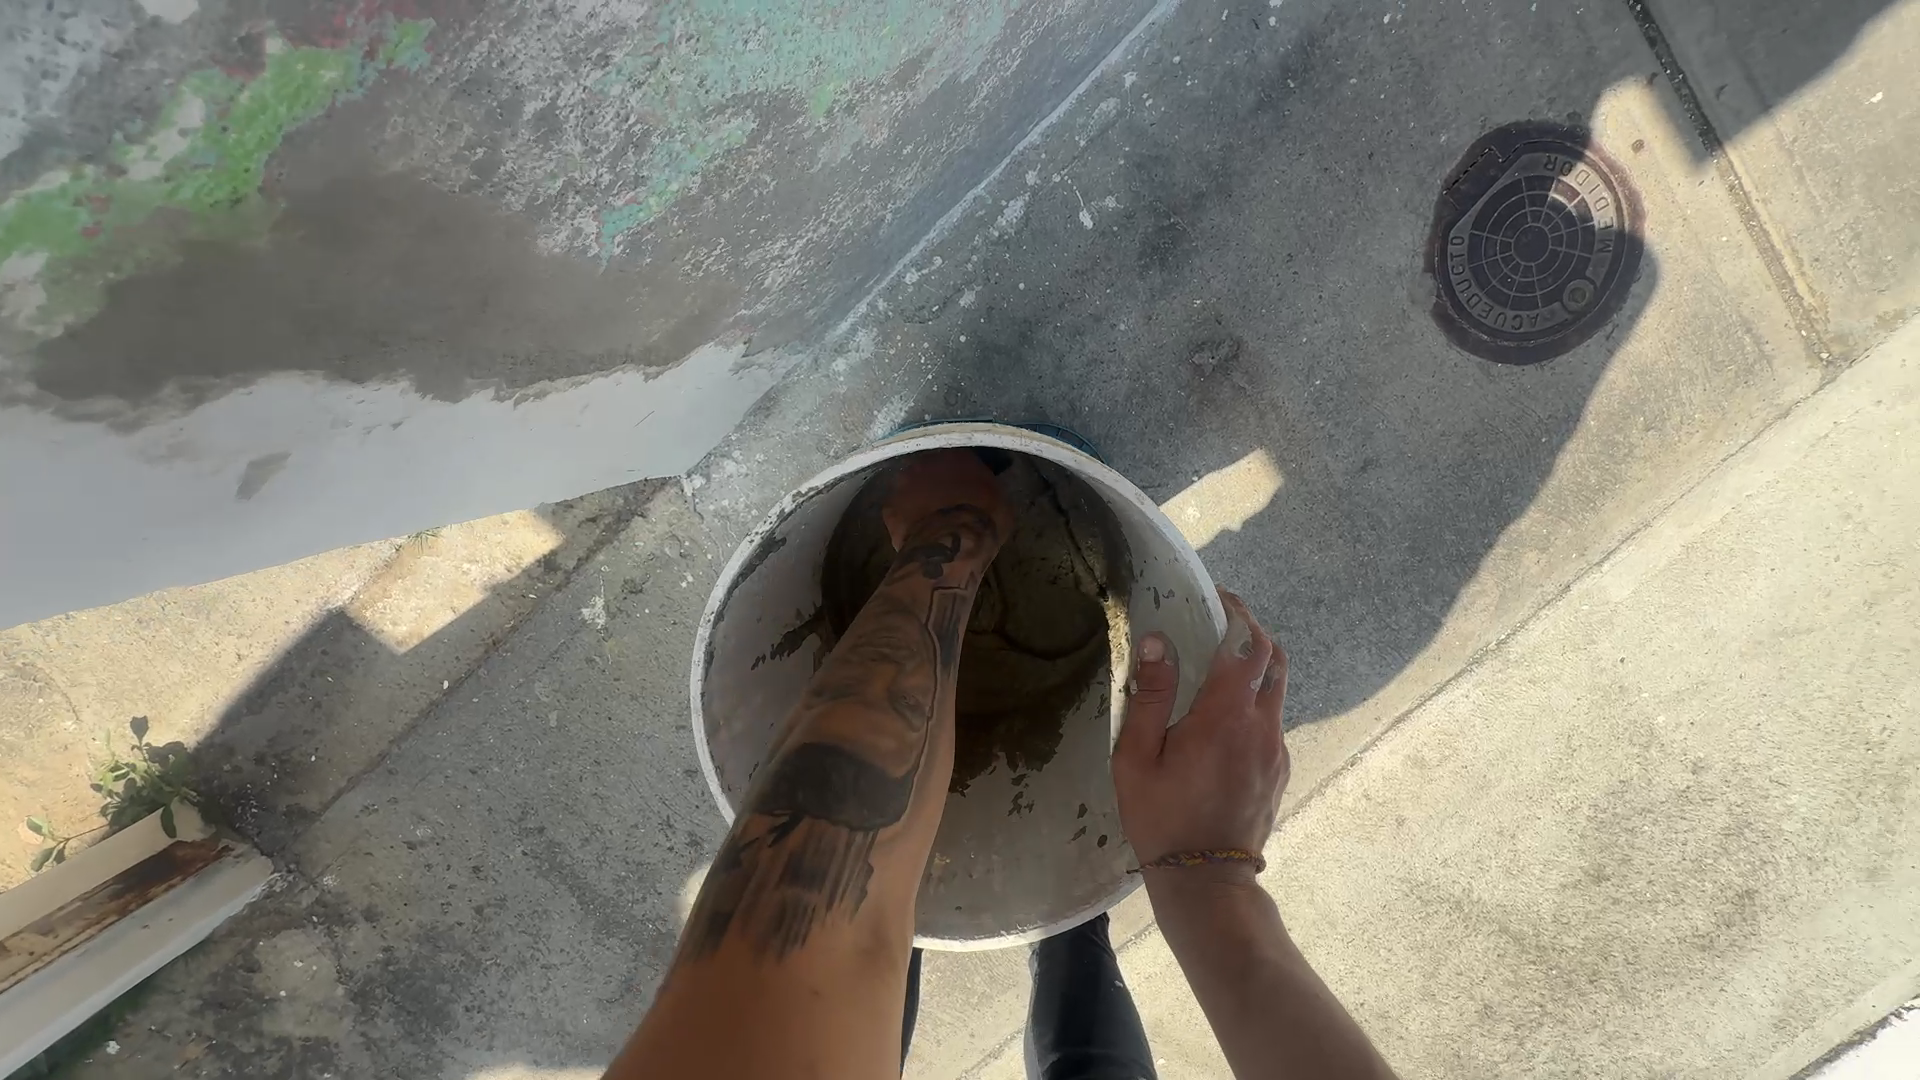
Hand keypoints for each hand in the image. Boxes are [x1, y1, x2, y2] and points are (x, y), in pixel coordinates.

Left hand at [880, 449, 1015, 549]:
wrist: (952, 543)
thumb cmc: (984, 521)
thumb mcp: (1002, 504)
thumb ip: (990, 493)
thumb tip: (988, 500)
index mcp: (958, 455)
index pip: (959, 460)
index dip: (962, 477)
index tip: (967, 491)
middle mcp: (926, 461)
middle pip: (931, 470)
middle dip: (936, 485)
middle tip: (946, 505)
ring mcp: (903, 482)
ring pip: (910, 489)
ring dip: (918, 500)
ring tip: (929, 521)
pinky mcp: (889, 507)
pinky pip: (898, 512)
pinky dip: (905, 520)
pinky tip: (916, 534)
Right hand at [1113, 589, 1288, 873]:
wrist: (1206, 880)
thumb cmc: (1161, 814)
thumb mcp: (1137, 755)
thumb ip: (1151, 695)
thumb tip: (1156, 640)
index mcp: (1225, 715)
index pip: (1248, 645)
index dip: (1238, 614)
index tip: (1218, 597)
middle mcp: (1261, 725)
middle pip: (1274, 659)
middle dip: (1252, 631)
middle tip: (1220, 621)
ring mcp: (1276, 749)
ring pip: (1277, 689)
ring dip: (1256, 665)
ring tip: (1219, 663)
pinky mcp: (1279, 769)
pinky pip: (1272, 718)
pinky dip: (1255, 698)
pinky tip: (1223, 714)